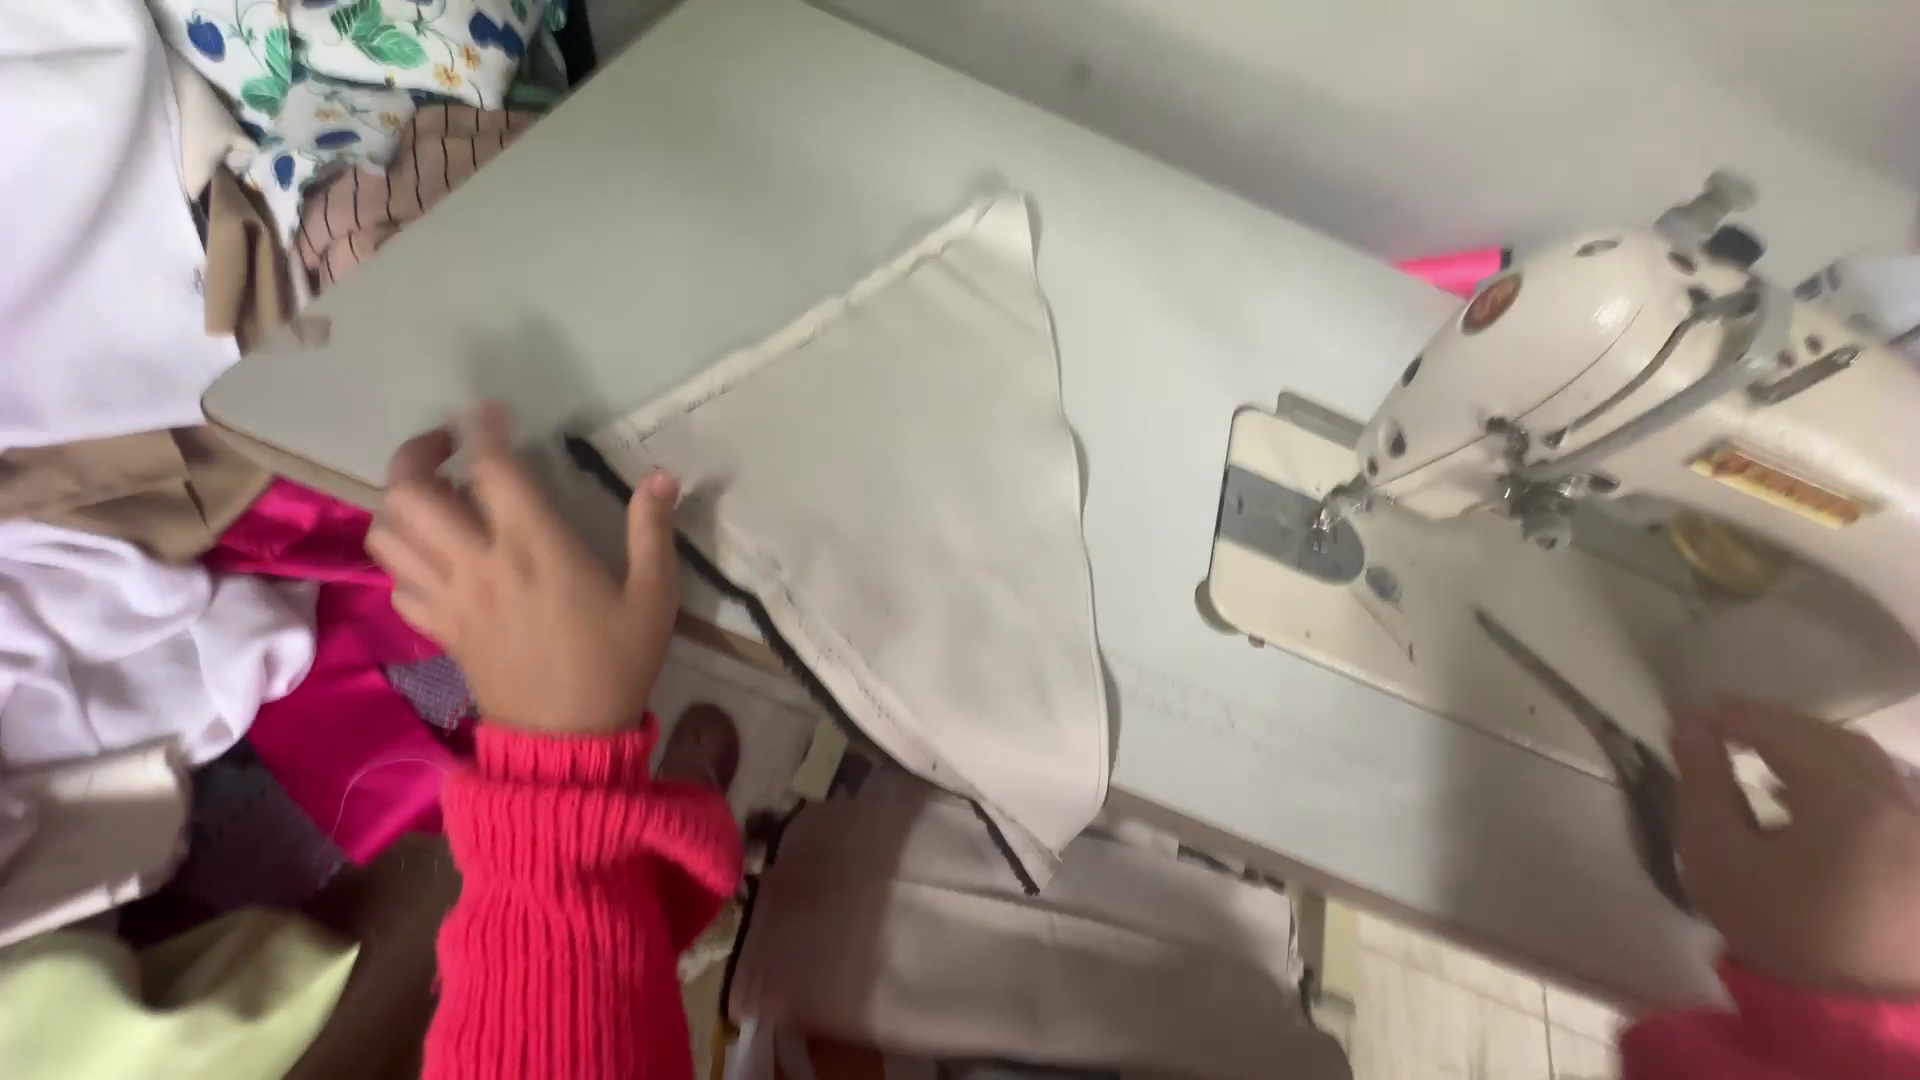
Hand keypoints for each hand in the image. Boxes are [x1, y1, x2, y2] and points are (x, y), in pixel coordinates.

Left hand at [368, 403, 682, 735]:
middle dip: (416, 454)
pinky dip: (402, 556)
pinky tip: (431, 554)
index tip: (489, 410)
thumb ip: (652, 530)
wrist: (569, 736)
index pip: (493, 470)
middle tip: (445, 447)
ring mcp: (450, 597)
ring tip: (429, 494)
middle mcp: (480, 563)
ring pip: (388, 534)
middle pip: (411, 492)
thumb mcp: (654, 595)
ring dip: (398, 502)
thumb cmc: (618, 660)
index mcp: (536, 548)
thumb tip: (662, 476)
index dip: (484, 430)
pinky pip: (396, 581)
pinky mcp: (438, 628)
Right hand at [1672, 700, 1919, 994]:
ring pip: (1873, 764)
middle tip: (1721, 722)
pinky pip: (1892, 794)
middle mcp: (1905, 807)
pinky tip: (1806, 792)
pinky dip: (1846, 777)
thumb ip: (1701, 778)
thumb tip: (1689, 724)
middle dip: (1776, 723)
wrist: (1851, 1006)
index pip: (1783, 733)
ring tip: (1762, 750)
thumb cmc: (1773, 922)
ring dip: (1814, 746)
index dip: (1731, 716)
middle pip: (1837, 741)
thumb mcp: (1714, 849)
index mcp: (1848, 803)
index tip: (1686, 713)